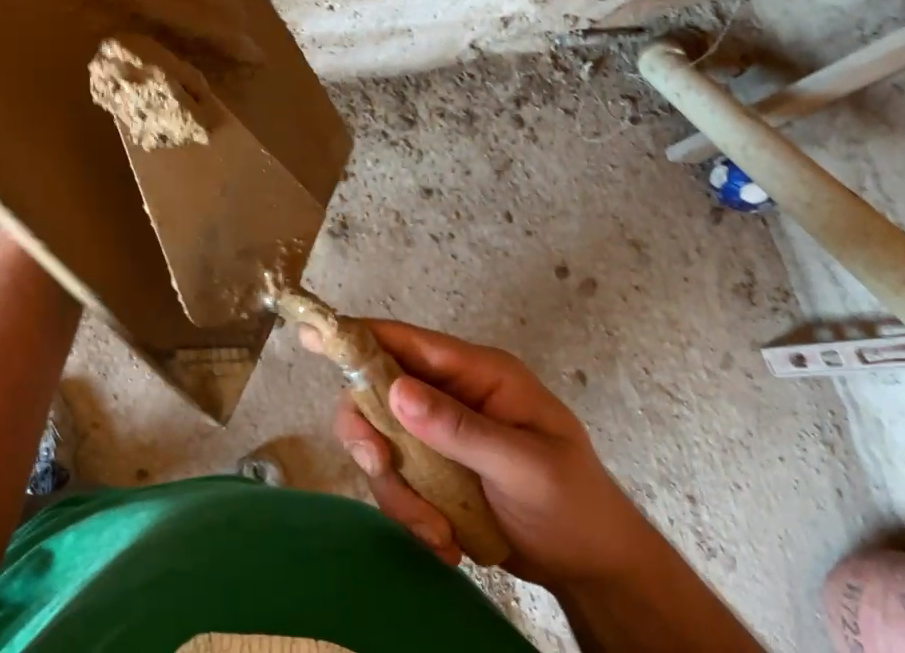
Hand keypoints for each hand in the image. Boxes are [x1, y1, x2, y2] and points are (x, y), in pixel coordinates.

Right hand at [315, 320, 668, 587]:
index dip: (356, 336)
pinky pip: (393, 479)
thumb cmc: (574, 505)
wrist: (593, 567)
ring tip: (437, 534)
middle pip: (376, 394)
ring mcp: (437, 432)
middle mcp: (450, 394)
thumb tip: (395, 390)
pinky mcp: (431, 470)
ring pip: (378, 443)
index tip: (311, 336)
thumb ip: (460, 428)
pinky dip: (409, 512)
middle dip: (371, 437)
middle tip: (380, 468)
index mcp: (478, 374)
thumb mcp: (526, 466)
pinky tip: (445, 541)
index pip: (405, 341)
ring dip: (396, 491)